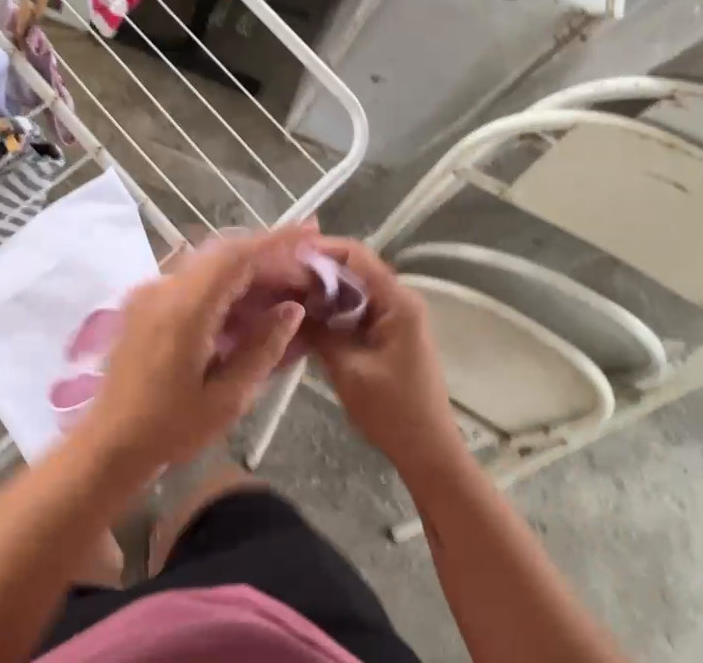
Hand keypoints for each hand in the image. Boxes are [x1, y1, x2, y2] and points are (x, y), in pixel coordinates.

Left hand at [78, 226, 316, 474]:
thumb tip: (292, 309)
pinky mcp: (143, 306)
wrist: (107, 445)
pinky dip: (224, 288)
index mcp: (183, 309)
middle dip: (267, 258)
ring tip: (286, 290)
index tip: (311, 233)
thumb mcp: (228, 398)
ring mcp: (149, 294)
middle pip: (222, 256)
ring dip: (247, 273)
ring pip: (207, 267)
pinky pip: (191, 283)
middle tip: (307, 271)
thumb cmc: (169, 429)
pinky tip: (248, 309)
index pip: (235, 256)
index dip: (276, 241)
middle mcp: (163, 289)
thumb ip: (263, 349)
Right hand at [302, 239, 462, 470]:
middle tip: (274, 277)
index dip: (319, 249)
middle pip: (353, 269)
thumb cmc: (393, 412)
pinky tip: (303, 319)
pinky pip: (356, 310)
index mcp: (397, 302)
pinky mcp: (388, 334)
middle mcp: (399, 300)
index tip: (282, 255)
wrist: (428, 453)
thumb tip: (290, 303)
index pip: (356, 256)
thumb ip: (320, 330)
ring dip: (321, 292)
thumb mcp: (348, 370)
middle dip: (315, 270)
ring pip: (352, 290)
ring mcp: (395, 317)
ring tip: (281, 294)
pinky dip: (331, 311)